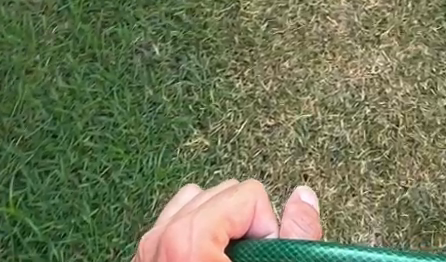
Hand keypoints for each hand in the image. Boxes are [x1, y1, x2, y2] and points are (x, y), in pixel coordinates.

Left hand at [134, 180, 320, 261]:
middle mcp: (161, 238)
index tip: (264, 256)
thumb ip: (292, 238)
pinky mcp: (142, 256)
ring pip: (197, 201)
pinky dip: (195, 231)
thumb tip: (303, 197)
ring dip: (219, 224)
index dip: (267, 226)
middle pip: (224, 191)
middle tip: (250, 260)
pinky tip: (210, 258)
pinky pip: (173, 219)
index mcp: (189, 241)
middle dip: (245, 223)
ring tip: (231, 259)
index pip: (247, 193)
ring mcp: (147, 248)